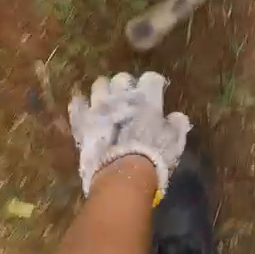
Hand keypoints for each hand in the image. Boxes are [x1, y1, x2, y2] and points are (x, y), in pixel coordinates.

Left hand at [68, 72, 190, 195]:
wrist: (123, 174)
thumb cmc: (154, 157)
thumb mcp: (175, 142)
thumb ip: (176, 125)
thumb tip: (176, 116)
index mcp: (147, 99)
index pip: (151, 79)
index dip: (154, 83)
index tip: (157, 90)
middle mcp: (122, 96)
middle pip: (123, 78)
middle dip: (127, 86)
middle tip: (130, 98)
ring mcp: (99, 107)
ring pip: (99, 85)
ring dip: (104, 91)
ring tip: (107, 102)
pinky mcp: (83, 121)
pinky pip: (78, 105)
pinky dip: (81, 105)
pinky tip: (84, 109)